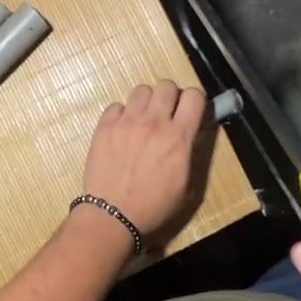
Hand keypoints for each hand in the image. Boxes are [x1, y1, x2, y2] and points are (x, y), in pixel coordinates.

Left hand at [80, 81, 205, 237]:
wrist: (112, 215)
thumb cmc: (153, 207)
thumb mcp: (186, 186)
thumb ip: (190, 154)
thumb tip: (191, 134)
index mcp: (178, 137)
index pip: (195, 96)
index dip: (195, 100)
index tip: (191, 111)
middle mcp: (154, 122)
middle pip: (166, 85)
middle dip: (170, 96)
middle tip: (167, 114)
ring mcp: (127, 122)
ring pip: (141, 90)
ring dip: (146, 102)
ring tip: (143, 119)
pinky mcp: (105, 126)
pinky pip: (116, 106)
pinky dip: (122, 114)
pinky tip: (122, 131)